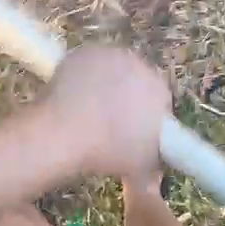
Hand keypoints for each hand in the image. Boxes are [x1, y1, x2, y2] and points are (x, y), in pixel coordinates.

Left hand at [37, 45, 171, 177]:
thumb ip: (152, 166)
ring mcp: (110, 54)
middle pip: (136, 81)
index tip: (133, 132)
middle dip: (126, 98)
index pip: (160, 100)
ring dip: (105, 85)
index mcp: (159, 90)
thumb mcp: (140, 168)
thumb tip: (151, 174)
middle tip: (109, 123)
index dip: (146, 116)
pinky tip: (71, 96)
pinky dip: (82, 77)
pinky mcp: (84, 51)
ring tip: (87, 111)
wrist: (64, 133)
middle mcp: (140, 65)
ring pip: (111, 71)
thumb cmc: (108, 151)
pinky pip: (88, 64)